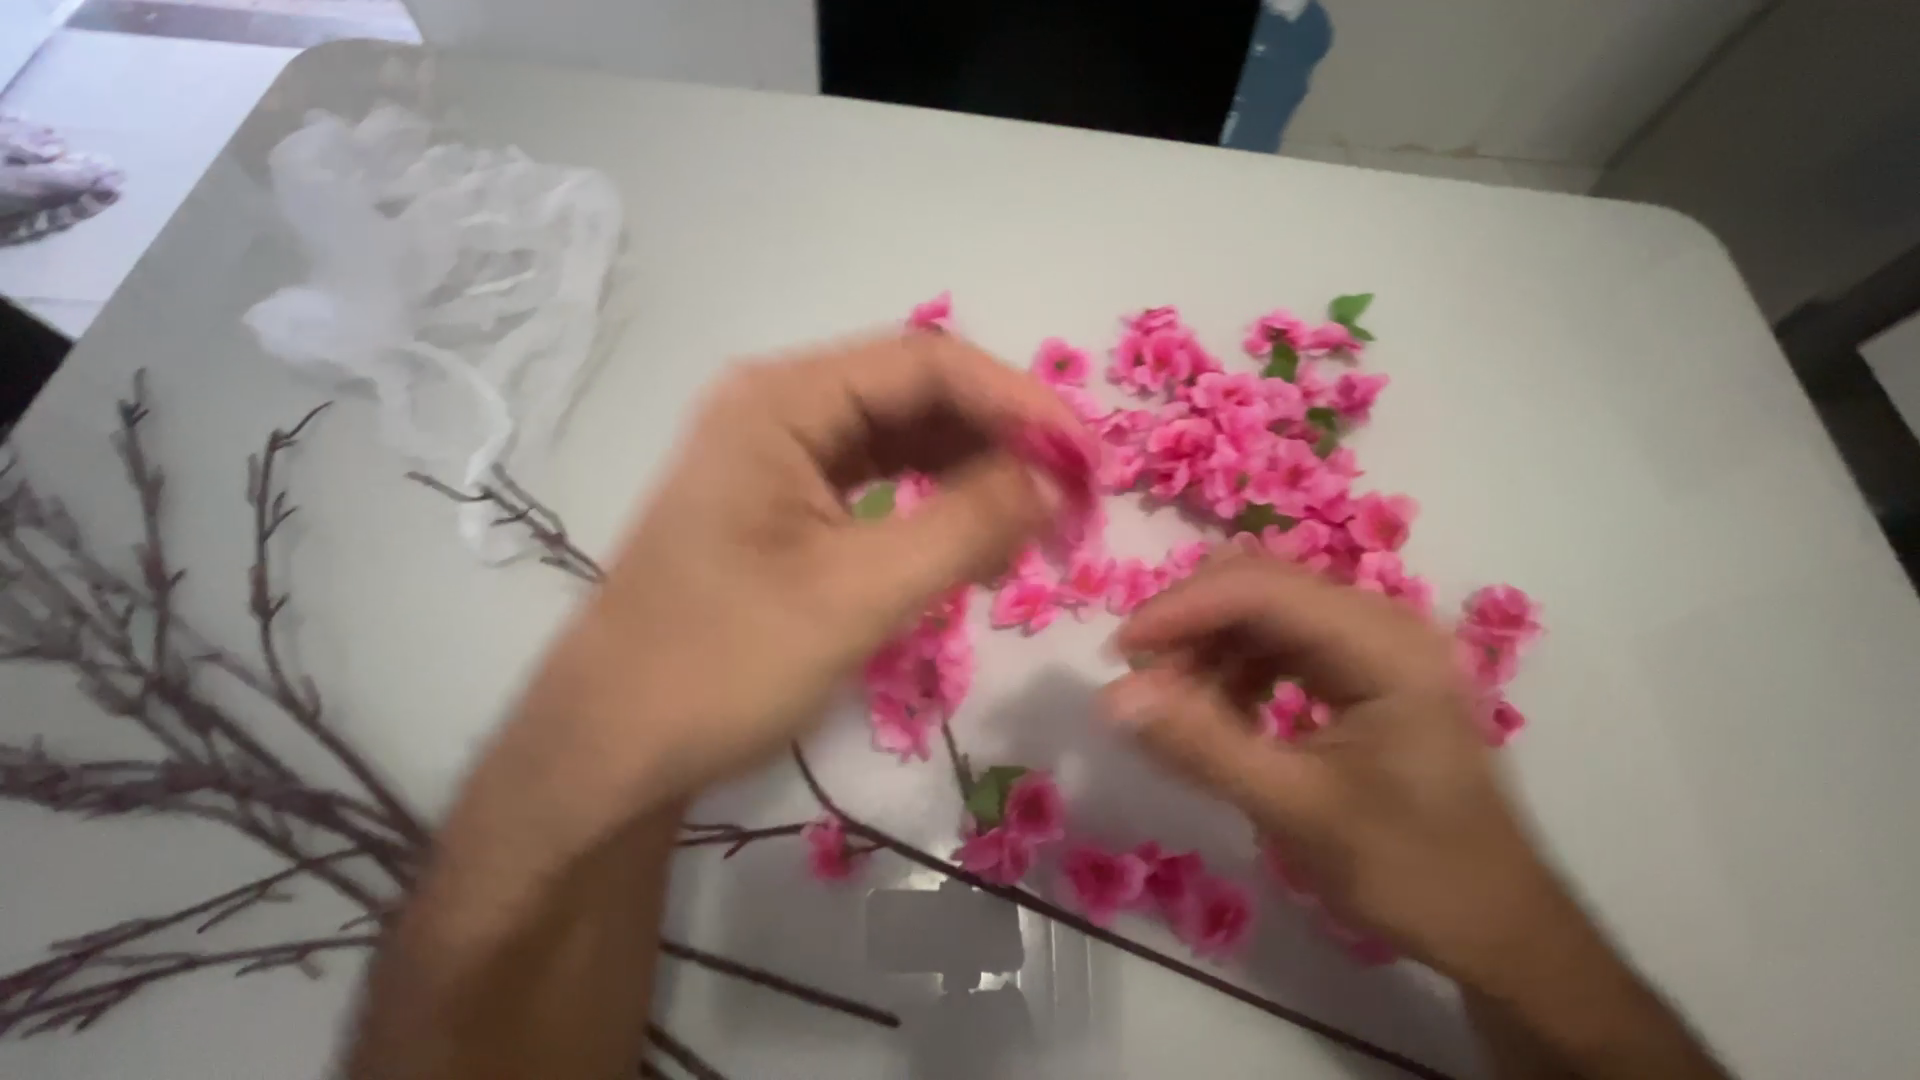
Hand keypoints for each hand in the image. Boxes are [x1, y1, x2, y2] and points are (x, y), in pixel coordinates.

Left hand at [531, 331, 1085, 810]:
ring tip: (1031, 527)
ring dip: (971, 472)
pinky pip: (874, 481)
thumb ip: (967, 525)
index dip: (1019, 402)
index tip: (1087, 460)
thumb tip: (1058, 479)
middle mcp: (775, 407)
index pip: (926, 362)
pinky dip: (930, 504)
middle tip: (1068, 498)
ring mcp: (774, 455)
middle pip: (915, 393)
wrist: (611, 745)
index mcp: (780, 400)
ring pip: (899, 438)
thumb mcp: (858, 594)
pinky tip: (972, 542)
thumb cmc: (722, 664)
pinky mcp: (779, 503)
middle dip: (1000, 438)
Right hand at [1102, 554, 1569, 981]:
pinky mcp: (1360, 669)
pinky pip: (1276, 644)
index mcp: (1383, 645)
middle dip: (1189, 628)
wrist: (1495, 925)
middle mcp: (1380, 623)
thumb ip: (1202, 747)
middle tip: (1141, 687)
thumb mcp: (1296, 811)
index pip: (1260, 589)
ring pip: (1261, 612)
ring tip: (1173, 711)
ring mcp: (1372, 643)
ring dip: (1206, 651)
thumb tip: (1112, 699)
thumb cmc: (1411, 871)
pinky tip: (1218, 717)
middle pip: (1258, 587)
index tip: (1118, 654)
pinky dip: (1233, 670)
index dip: (1179, 610)